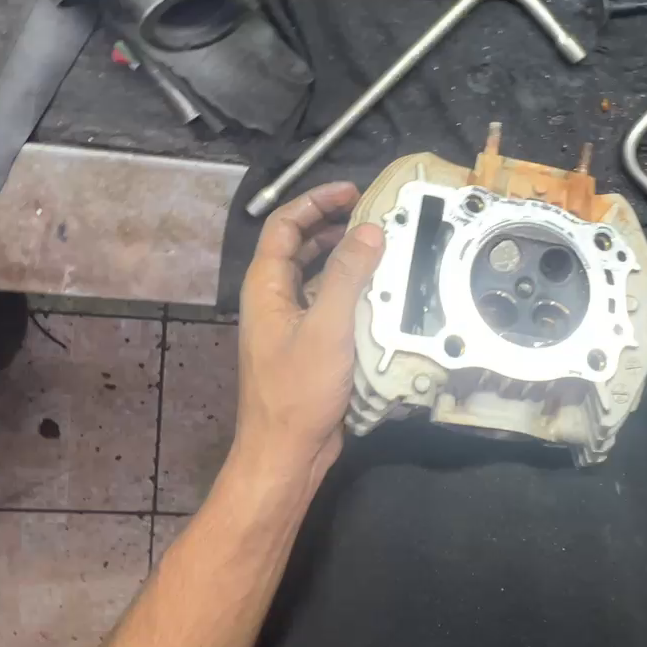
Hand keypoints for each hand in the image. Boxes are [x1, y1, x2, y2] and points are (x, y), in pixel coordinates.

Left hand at [234, 182, 384, 481]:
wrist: (285, 454)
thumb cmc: (298, 390)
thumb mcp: (327, 327)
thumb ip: (347, 275)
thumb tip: (370, 230)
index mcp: (266, 286)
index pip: (284, 226)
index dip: (315, 202)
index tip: (351, 191)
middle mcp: (274, 299)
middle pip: (298, 245)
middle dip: (331, 223)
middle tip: (371, 214)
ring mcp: (290, 322)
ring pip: (314, 273)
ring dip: (343, 255)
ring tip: (379, 245)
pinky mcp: (309, 344)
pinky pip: (328, 301)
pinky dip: (351, 287)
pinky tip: (379, 291)